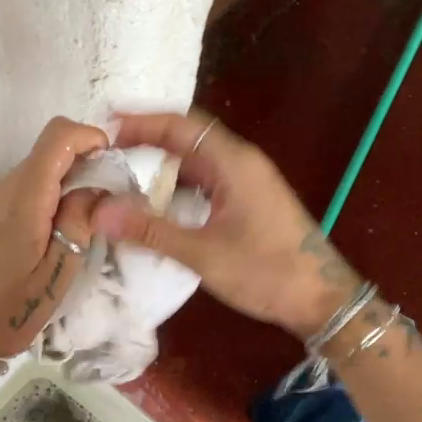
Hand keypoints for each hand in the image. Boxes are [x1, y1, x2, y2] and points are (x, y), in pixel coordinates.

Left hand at [0, 117, 108, 356]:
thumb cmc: (10, 310)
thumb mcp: (57, 273)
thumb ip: (79, 222)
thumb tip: (95, 187)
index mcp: (24, 198)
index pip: (57, 135)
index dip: (89, 137)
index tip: (111, 164)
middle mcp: (3, 188)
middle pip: (48, 151)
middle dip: (83, 164)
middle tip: (106, 204)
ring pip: (36, 171)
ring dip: (65, 185)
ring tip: (83, 225)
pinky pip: (22, 191)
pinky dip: (46, 198)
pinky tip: (54, 235)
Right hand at [92, 111, 360, 337]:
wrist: (322, 301)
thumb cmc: (267, 271)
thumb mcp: (203, 253)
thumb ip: (150, 231)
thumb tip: (99, 213)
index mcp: (233, 162)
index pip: (180, 124)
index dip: (141, 120)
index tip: (104, 125)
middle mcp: (240, 163)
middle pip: (187, 137)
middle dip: (146, 139)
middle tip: (105, 150)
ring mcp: (246, 182)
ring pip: (196, 160)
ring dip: (160, 163)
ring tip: (120, 172)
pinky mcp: (247, 202)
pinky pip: (205, 181)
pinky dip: (176, 184)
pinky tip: (153, 201)